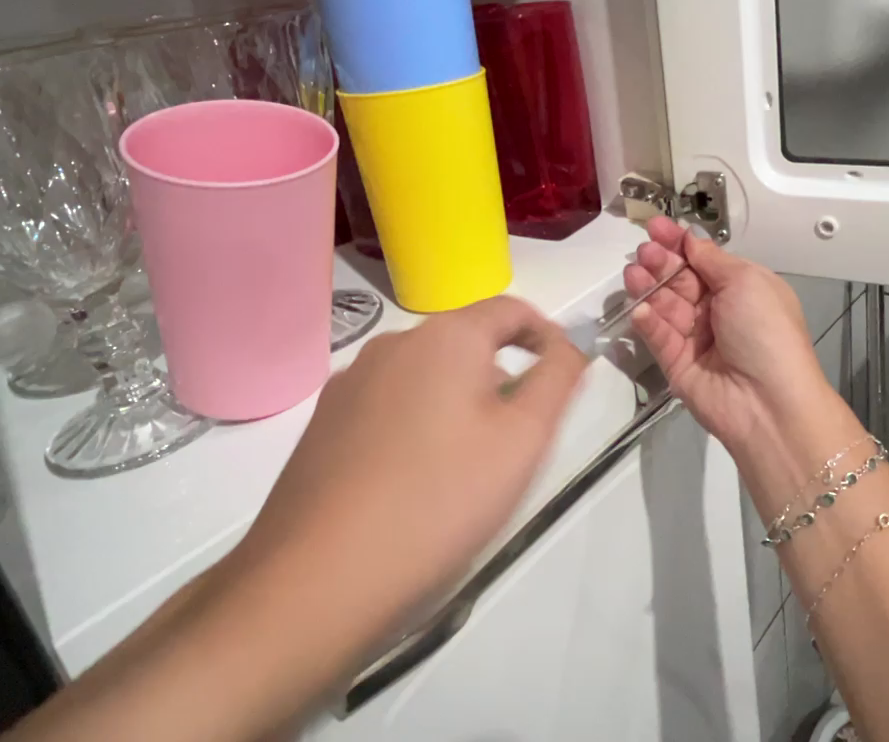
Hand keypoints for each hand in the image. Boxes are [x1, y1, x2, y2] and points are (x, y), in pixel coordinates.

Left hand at [218, 296, 588, 660]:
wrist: (317, 578)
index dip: (545, 334)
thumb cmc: (440, 501)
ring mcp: (350, 383)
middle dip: (501, 376)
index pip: (510, 309)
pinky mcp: (323, 423)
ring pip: (425, 376)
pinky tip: (414, 482)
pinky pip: (388, 405)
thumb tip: (570, 345)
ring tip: (467, 468)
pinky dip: (415, 425)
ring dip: (457, 402)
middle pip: (465, 342)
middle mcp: (393, 344)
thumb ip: (558, 379)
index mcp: (446, 336)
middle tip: (519, 439)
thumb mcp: (523, 440)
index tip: (563, 375)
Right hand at [624, 216, 833, 450]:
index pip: (702, 259)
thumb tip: (691, 239)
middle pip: (680, 279)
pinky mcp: (676, 364)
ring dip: (649, 286)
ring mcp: (696, 338)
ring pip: (664, 305)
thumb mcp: (748, 282)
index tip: (656, 226)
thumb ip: (713, 260)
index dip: (679, 242)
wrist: (769, 402)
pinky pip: (658, 336)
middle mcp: (717, 310)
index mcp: (741, 288)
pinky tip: (641, 307)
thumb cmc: (767, 332)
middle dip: (661, 262)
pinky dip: (648, 321)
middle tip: (644, 251)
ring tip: (634, 273)